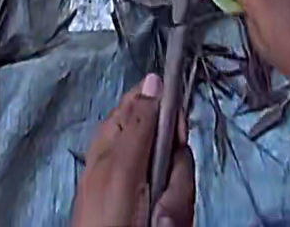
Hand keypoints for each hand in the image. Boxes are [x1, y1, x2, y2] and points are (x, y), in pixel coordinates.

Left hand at [71, 73, 194, 226]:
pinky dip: (177, 219)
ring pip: (183, 176)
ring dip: (176, 202)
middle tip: (160, 193)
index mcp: (117, 136)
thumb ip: (140, 124)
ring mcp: (149, 186)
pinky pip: (183, 204)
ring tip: (157, 222)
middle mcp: (135, 156)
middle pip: (174, 143)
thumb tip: (154, 77)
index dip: (169, 114)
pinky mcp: (162, 212)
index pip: (151, 102)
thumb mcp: (120, 167)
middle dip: (175, 171)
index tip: (176, 132)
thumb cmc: (107, 219)